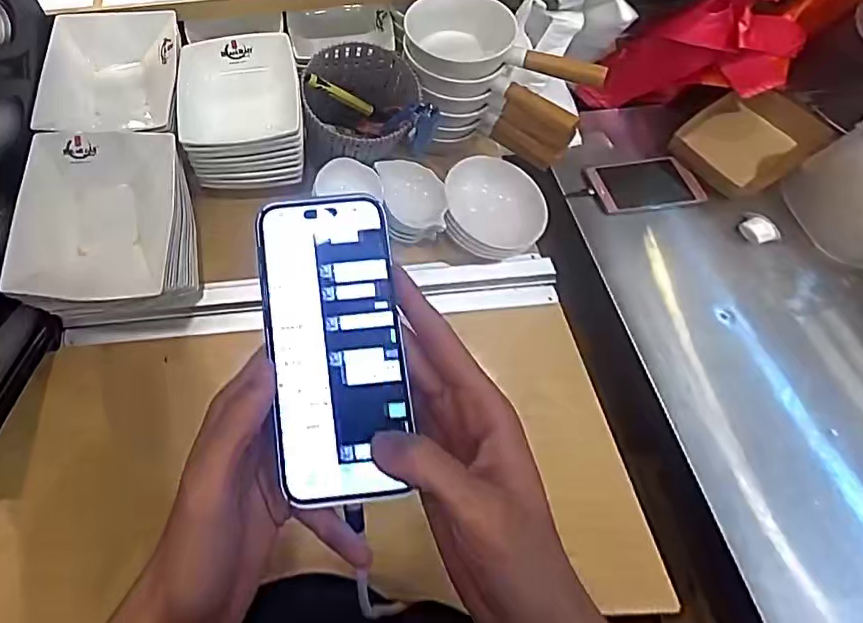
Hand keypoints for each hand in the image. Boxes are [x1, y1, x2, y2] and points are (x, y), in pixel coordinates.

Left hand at [111, 351, 369, 622]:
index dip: (294, 349)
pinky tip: (356, 542)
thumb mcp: (211, 477)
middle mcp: (249, 438)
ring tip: (374, 469)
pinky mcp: (279, 503)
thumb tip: (266, 368)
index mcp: (230, 421)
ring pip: (313, 449)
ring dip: (341, 461)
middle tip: (369, 400)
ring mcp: (265, 471)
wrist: (190, 608)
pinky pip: (316, 498)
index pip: (264, 369)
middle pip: (297, 405)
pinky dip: (337, 518)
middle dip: (331, 401)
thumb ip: (235, 422)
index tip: (331, 336)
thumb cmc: (190, 542)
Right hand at [372, 266, 601, 622]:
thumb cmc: (524, 556)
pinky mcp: (427, 462)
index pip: (443, 344)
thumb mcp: (479, 507)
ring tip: (336, 342)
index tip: (387, 273)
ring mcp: (443, 438)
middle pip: (416, 359)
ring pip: (401, 387)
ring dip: (372, 368)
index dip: (414, 305)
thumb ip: (430, 466)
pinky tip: (345, 401)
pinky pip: (393, 421)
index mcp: (484, 411)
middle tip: (345, 304)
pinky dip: (369, 408)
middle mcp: (462, 415)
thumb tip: (378, 437)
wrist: (525, 608)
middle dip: (383, 329)